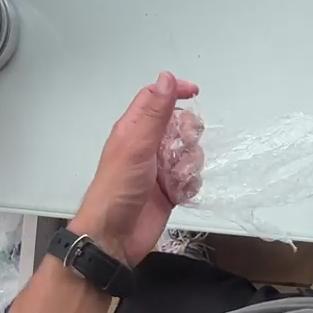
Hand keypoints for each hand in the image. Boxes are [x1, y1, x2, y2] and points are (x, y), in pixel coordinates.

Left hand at [75, 72, 200, 265]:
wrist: (116, 236)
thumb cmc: (120, 187)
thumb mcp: (137, 144)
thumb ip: (154, 111)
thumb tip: (166, 76)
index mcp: (134, 128)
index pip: (157, 97)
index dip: (175, 91)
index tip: (195, 93)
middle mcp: (148, 145)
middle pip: (181, 125)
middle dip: (187, 136)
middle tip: (177, 149)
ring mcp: (160, 168)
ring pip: (190, 152)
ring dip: (188, 165)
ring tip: (173, 179)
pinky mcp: (170, 190)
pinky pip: (192, 178)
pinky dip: (188, 185)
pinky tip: (176, 194)